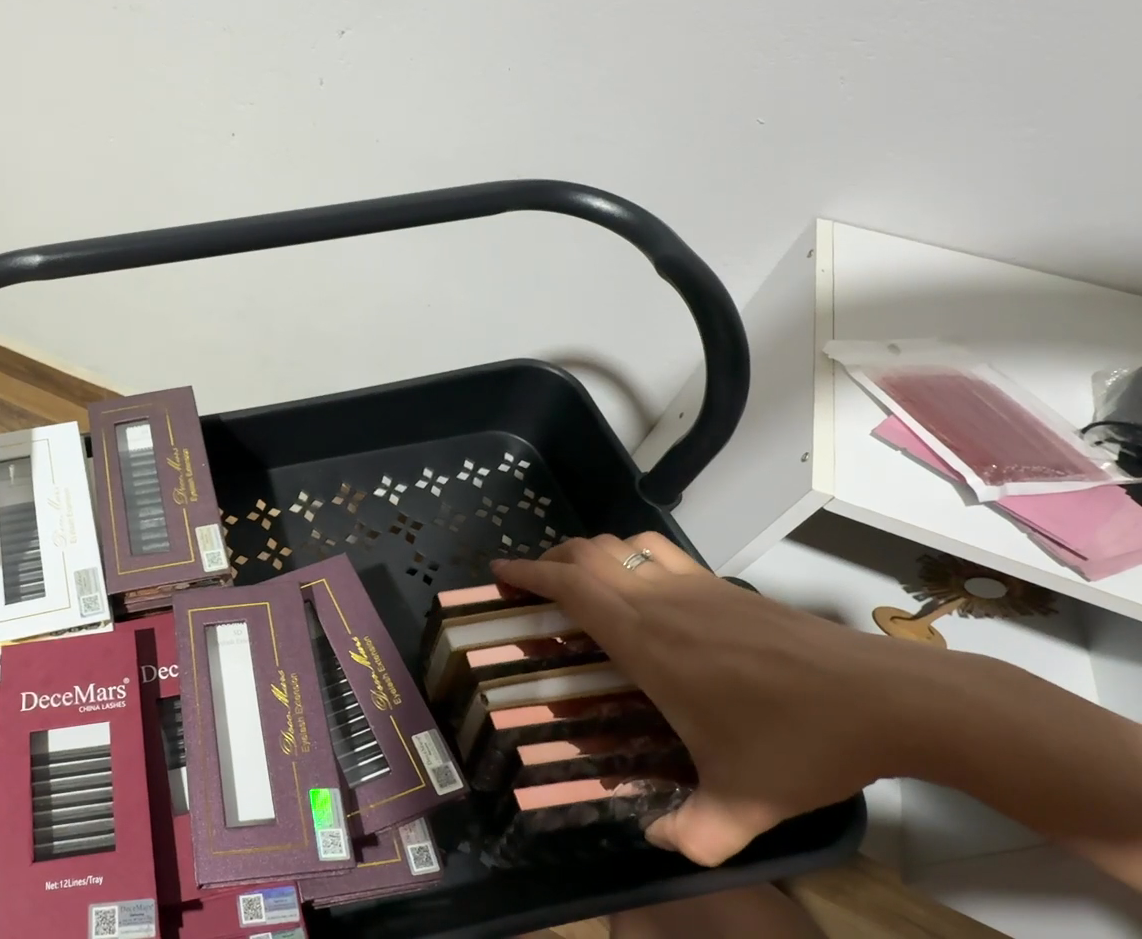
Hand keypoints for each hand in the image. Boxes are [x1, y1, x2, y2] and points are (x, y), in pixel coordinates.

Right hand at [491, 533, 928, 866]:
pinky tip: (644, 587)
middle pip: (588, 552)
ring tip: (581, 577)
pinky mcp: (728, 587)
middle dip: (550, 559)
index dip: (528, 573)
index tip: (499, 573)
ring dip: (591, 551)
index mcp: (645, 639)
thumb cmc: (800, 743)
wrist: (889, 698)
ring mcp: (696, 587)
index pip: (570, 586)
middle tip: (532, 582)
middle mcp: (660, 601)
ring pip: (624, 543)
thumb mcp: (744, 803)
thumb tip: (659, 845)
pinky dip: (632, 555)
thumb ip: (696, 833)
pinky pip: (661, 552)